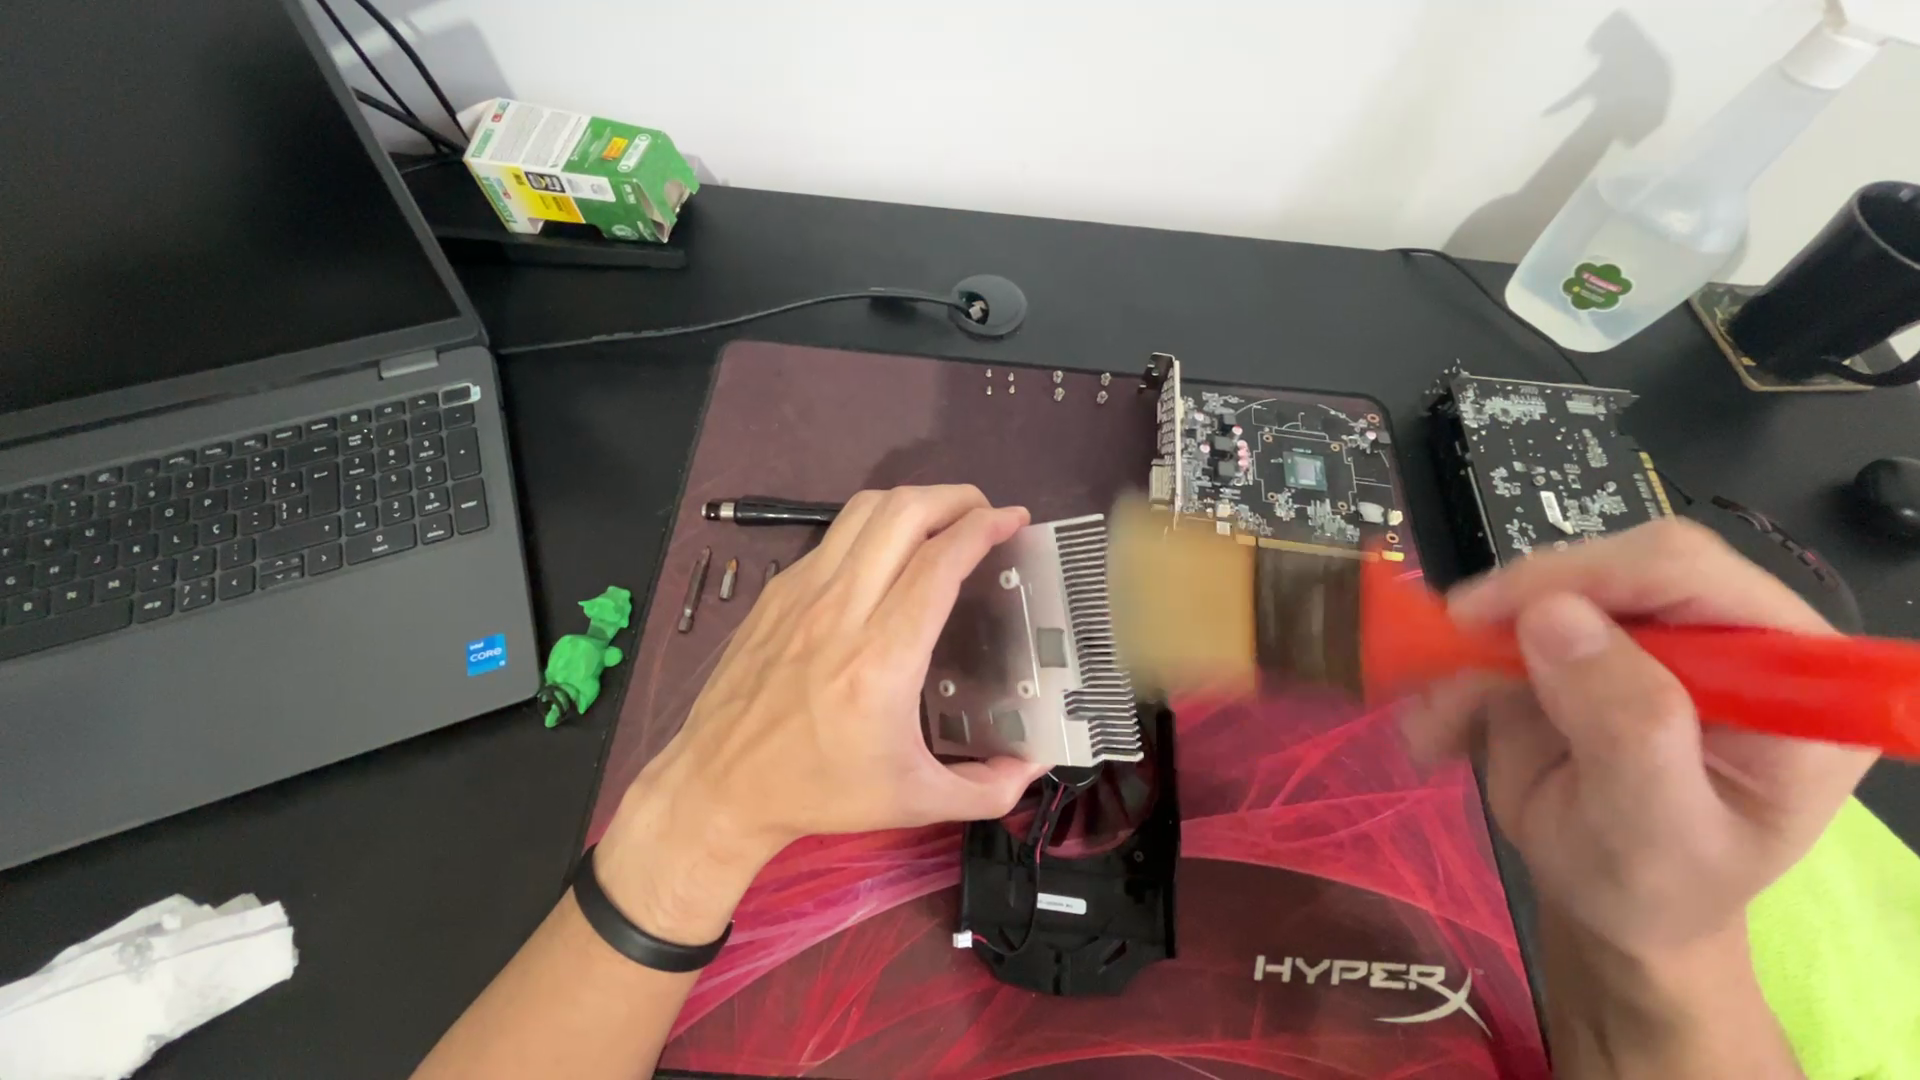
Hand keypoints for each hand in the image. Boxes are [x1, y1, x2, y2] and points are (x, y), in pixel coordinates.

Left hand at [596, 486, 1046, 942]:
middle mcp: (841, 611)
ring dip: (915, 500)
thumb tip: (1035, 766)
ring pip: (865, 510)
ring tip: (943, 518)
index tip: (1013, 521)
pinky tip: (890, 553)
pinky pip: (835, 535)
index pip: (939, 563)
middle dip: (955, 497)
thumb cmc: (820, 790)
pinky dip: (875, 526)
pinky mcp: (778, 591)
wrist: (721, 785)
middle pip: (903, 514)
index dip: (983, 528)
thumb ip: (988, 790)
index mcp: (882, 659)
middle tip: (984, 513)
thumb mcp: (915, 802)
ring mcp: (802, 593)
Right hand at [1406, 519, 1875, 957]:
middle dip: (1513, 609)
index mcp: (1782, 677)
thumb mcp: (1651, 826)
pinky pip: (1496, 636)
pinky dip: (1452, 676)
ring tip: (1434, 727)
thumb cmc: (1653, 885)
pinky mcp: (1571, 653)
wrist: (1606, 906)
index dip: (1581, 576)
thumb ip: (1625, 725)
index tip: (1485, 615)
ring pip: (1535, 599)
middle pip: (1607, 570)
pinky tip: (1438, 730)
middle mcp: (1715, 642)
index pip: (1686, 573)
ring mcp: (1637, 644)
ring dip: (1466, 655)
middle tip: (1446, 650)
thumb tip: (1552, 615)